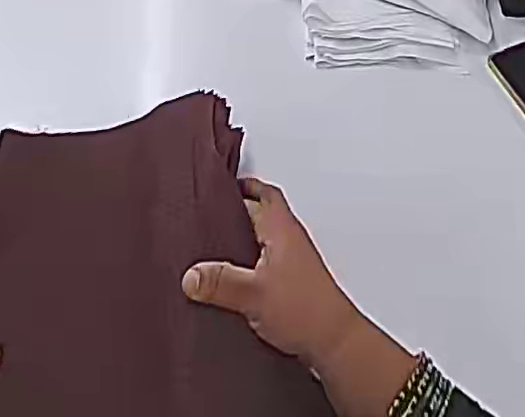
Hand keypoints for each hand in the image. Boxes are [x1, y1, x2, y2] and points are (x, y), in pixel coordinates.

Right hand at [182, 179, 368, 369]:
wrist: (332, 340)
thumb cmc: (305, 309)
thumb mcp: (253, 293)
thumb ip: (220, 282)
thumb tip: (191, 274)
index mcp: (282, 230)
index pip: (267, 194)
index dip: (249, 186)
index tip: (229, 184)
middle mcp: (290, 240)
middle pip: (264, 214)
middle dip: (241, 212)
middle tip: (216, 215)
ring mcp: (292, 261)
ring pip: (264, 240)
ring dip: (244, 240)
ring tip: (218, 249)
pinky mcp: (292, 283)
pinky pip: (266, 263)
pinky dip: (250, 265)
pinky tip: (235, 282)